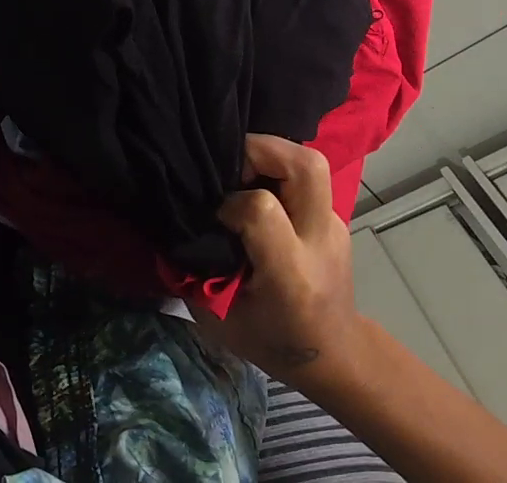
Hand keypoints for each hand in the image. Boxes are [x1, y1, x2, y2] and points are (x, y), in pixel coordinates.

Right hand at [194, 135, 364, 386]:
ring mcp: (334, 226)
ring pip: (311, 163)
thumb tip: (170, 230)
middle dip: (262, 149)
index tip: (215, 220)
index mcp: (291, 273)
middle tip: (231, 165)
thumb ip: (193, 273)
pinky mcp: (333, 218)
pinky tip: (254, 190)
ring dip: (270, 154)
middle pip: (306, 166)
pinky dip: (276, 172)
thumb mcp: (219, 319)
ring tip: (241, 174)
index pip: (262, 208)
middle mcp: (319, 241)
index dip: (230, 203)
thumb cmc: (272, 342)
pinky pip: (305, 178)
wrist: (335, 357)